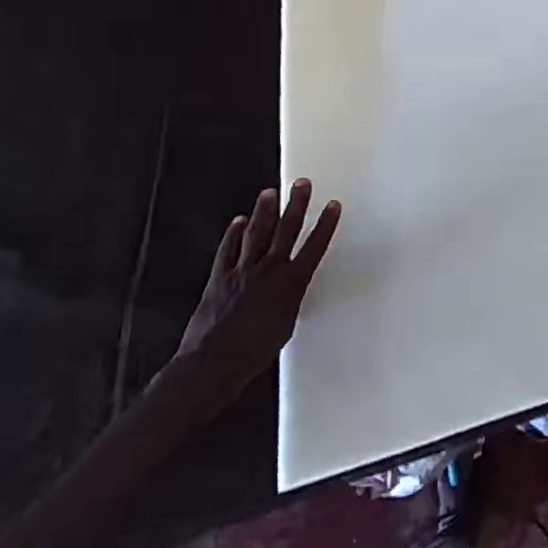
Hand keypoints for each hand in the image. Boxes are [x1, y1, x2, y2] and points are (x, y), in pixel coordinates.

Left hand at [172, 179, 341, 386]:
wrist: (214, 363)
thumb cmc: (253, 353)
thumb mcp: (285, 325)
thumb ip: (289, 299)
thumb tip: (288, 290)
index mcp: (290, 284)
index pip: (314, 246)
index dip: (325, 224)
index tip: (332, 206)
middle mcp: (268, 271)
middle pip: (286, 229)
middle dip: (297, 204)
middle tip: (302, 184)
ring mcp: (242, 271)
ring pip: (257, 233)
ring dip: (264, 210)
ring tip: (270, 192)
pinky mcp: (220, 277)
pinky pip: (228, 249)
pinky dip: (232, 234)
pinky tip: (237, 221)